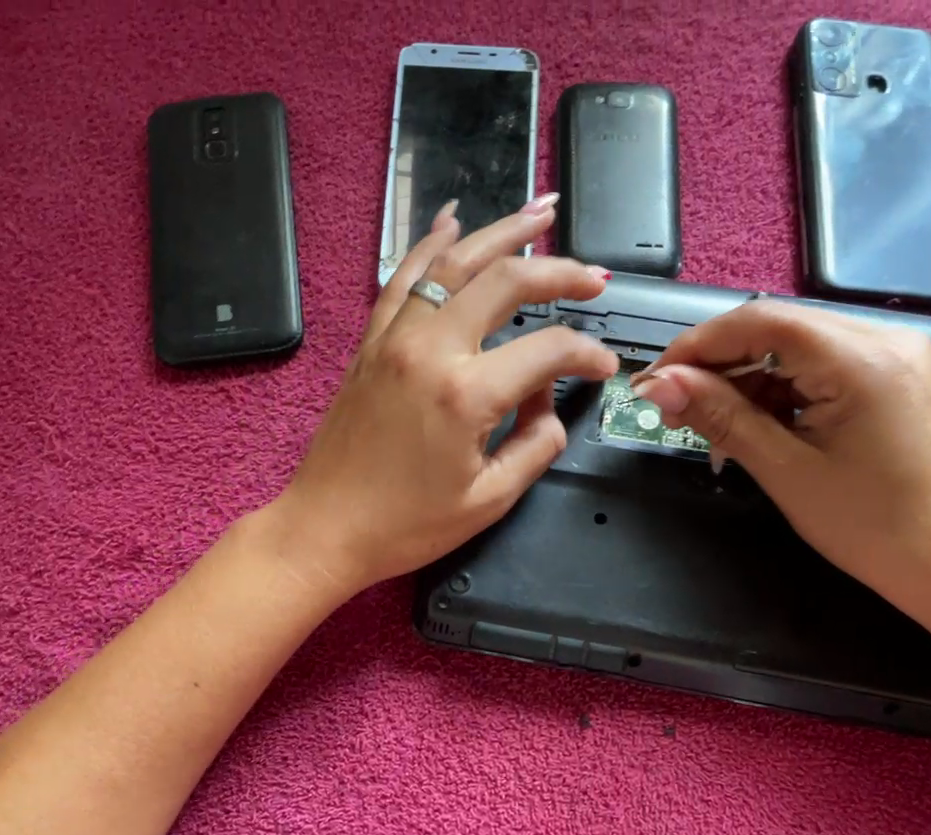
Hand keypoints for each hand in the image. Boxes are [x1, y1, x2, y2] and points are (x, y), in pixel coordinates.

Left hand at [266, 196, 617, 593]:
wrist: (325, 528)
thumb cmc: (406, 525)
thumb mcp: (489, 500)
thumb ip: (535, 445)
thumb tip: (549, 404)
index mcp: (466, 394)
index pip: (548, 350)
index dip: (588, 354)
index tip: (605, 368)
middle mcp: (430, 350)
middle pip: (505, 281)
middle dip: (559, 272)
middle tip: (593, 277)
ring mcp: (394, 340)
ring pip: (453, 264)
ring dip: (501, 233)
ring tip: (542, 211)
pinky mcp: (370, 344)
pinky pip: (402, 279)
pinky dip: (429, 246)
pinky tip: (452, 222)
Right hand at [631, 300, 930, 609]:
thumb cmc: (870, 526)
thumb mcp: (784, 470)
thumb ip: (720, 416)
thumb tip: (657, 385)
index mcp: (861, 358)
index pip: (759, 320)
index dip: (696, 345)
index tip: (652, 381)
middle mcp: (884, 337)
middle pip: (775, 327)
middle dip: (716, 364)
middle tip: (673, 408)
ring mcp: (893, 354)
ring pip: (793, 346)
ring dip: (744, 379)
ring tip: (713, 427)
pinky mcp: (892, 375)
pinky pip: (818, 365)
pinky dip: (777, 390)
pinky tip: (755, 426)